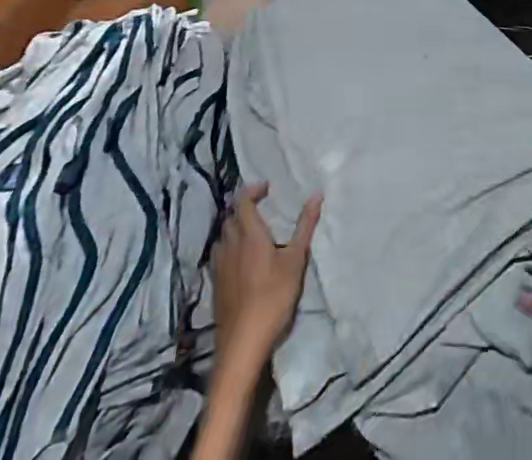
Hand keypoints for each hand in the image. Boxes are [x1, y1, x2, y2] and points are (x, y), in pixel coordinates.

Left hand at [214, 183, 321, 369]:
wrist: (242, 342)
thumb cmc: (273, 296)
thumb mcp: (296, 260)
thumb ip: (305, 226)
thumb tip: (316, 195)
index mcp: (248, 235)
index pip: (242, 201)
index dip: (253, 190)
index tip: (269, 189)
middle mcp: (229, 245)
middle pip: (231, 217)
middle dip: (246, 208)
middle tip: (266, 209)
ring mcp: (219, 265)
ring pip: (224, 235)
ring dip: (237, 227)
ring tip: (256, 232)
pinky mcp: (215, 283)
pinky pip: (220, 253)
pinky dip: (231, 246)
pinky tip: (244, 260)